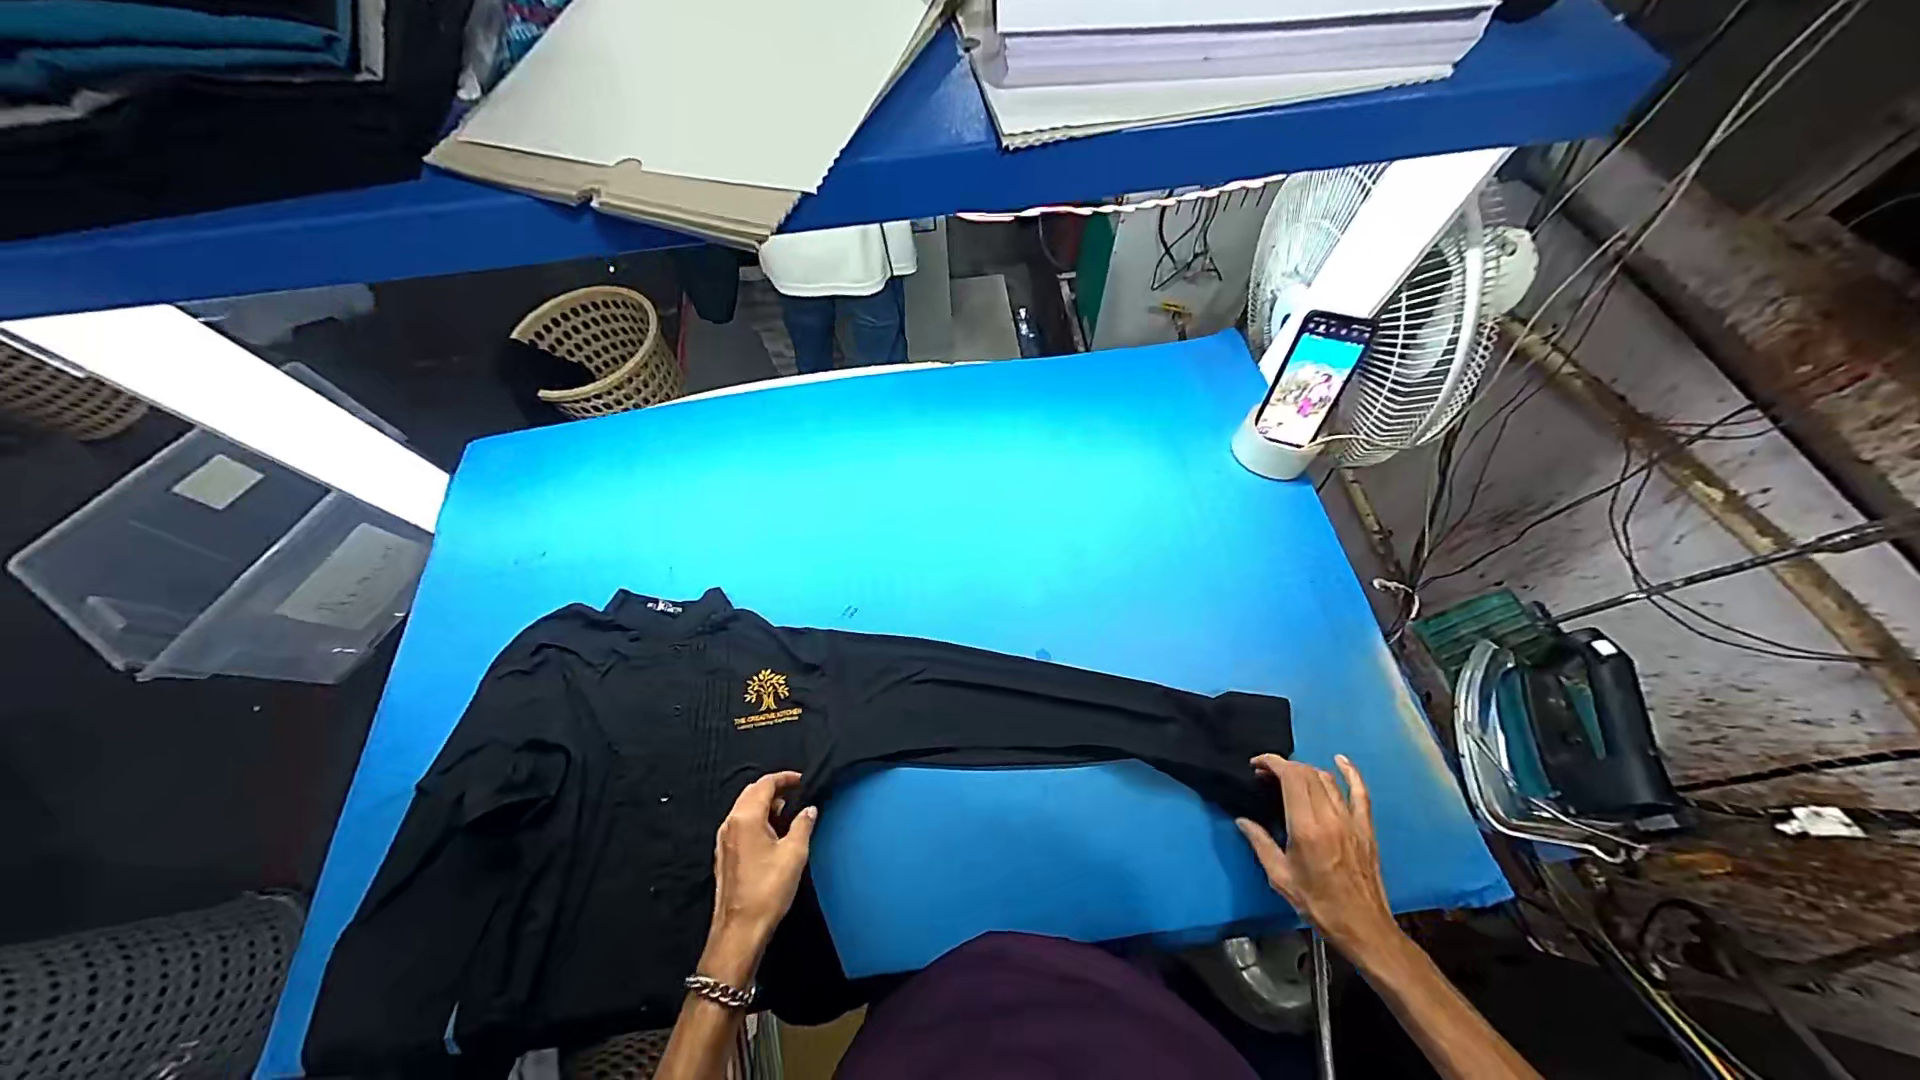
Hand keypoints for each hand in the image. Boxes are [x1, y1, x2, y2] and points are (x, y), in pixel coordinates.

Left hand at [701, 772, 818, 984]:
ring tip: (788, 811)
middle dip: (775, 788)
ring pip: (745, 808)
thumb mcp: (794, 853)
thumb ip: (803, 824)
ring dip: (766, 804)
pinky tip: (773, 832)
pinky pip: (741, 824)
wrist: (740, 929)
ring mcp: (724, 840)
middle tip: (797, 792)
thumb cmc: (768, 890)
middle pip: (752, 792)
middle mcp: (730, 824)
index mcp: (746, 818)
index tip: (802, 780)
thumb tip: (809, 809)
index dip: (785, 778)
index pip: (765, 784)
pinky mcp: (724, 854)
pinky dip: (757, 818)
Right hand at [1236, 754, 1405, 967]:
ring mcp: (1352, 821)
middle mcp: (1330, 818)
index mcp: (1306, 828)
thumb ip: (1260, 843)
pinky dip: (1351, 772)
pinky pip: (1360, 792)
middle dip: (1284, 766)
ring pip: (1327, 779)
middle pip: (1308, 774)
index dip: (1273, 763)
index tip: (1257, 765)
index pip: (1292, 778)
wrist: (1363, 927)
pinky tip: (1340, 760)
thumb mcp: (1279, 876)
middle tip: (1266, 774)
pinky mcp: (1366, 828)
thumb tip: (1242, 820)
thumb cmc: (1318, 904)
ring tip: (1289, 777)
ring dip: (1305, 771)